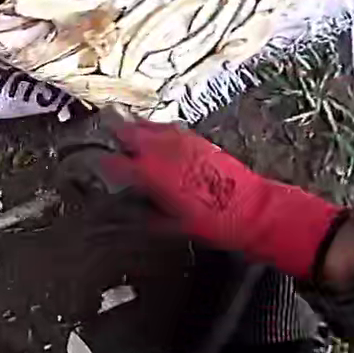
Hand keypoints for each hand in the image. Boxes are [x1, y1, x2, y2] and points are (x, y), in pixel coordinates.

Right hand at [100, 123, 346, 281]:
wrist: (258, 212)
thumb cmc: (214, 223)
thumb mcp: (172, 225)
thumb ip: (147, 211)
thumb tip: (131, 206)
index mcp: (153, 175)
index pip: (118, 163)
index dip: (104, 162)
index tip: (95, 163)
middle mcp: (164, 154)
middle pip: (131, 135)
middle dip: (116, 135)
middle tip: (104, 136)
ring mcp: (182, 143)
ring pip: (150, 127)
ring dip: (135, 128)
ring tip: (124, 127)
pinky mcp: (198, 141)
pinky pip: (170, 128)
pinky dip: (157, 128)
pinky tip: (155, 131)